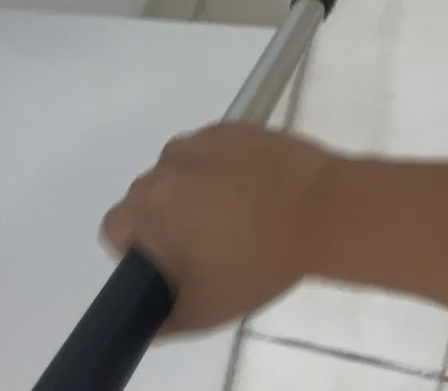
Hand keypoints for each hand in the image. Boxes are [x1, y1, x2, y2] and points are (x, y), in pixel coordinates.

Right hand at [101, 122, 340, 333]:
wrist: (329, 210)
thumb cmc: (262, 258)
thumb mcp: (202, 310)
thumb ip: (161, 320)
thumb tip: (148, 319)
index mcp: (154, 204)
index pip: (118, 224)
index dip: (139, 245)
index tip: (173, 259)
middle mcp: (177, 163)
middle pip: (151, 190)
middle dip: (169, 213)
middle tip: (207, 238)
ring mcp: (217, 139)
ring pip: (184, 162)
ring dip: (195, 181)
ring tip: (232, 208)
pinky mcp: (251, 127)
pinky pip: (219, 143)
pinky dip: (225, 159)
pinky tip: (253, 181)